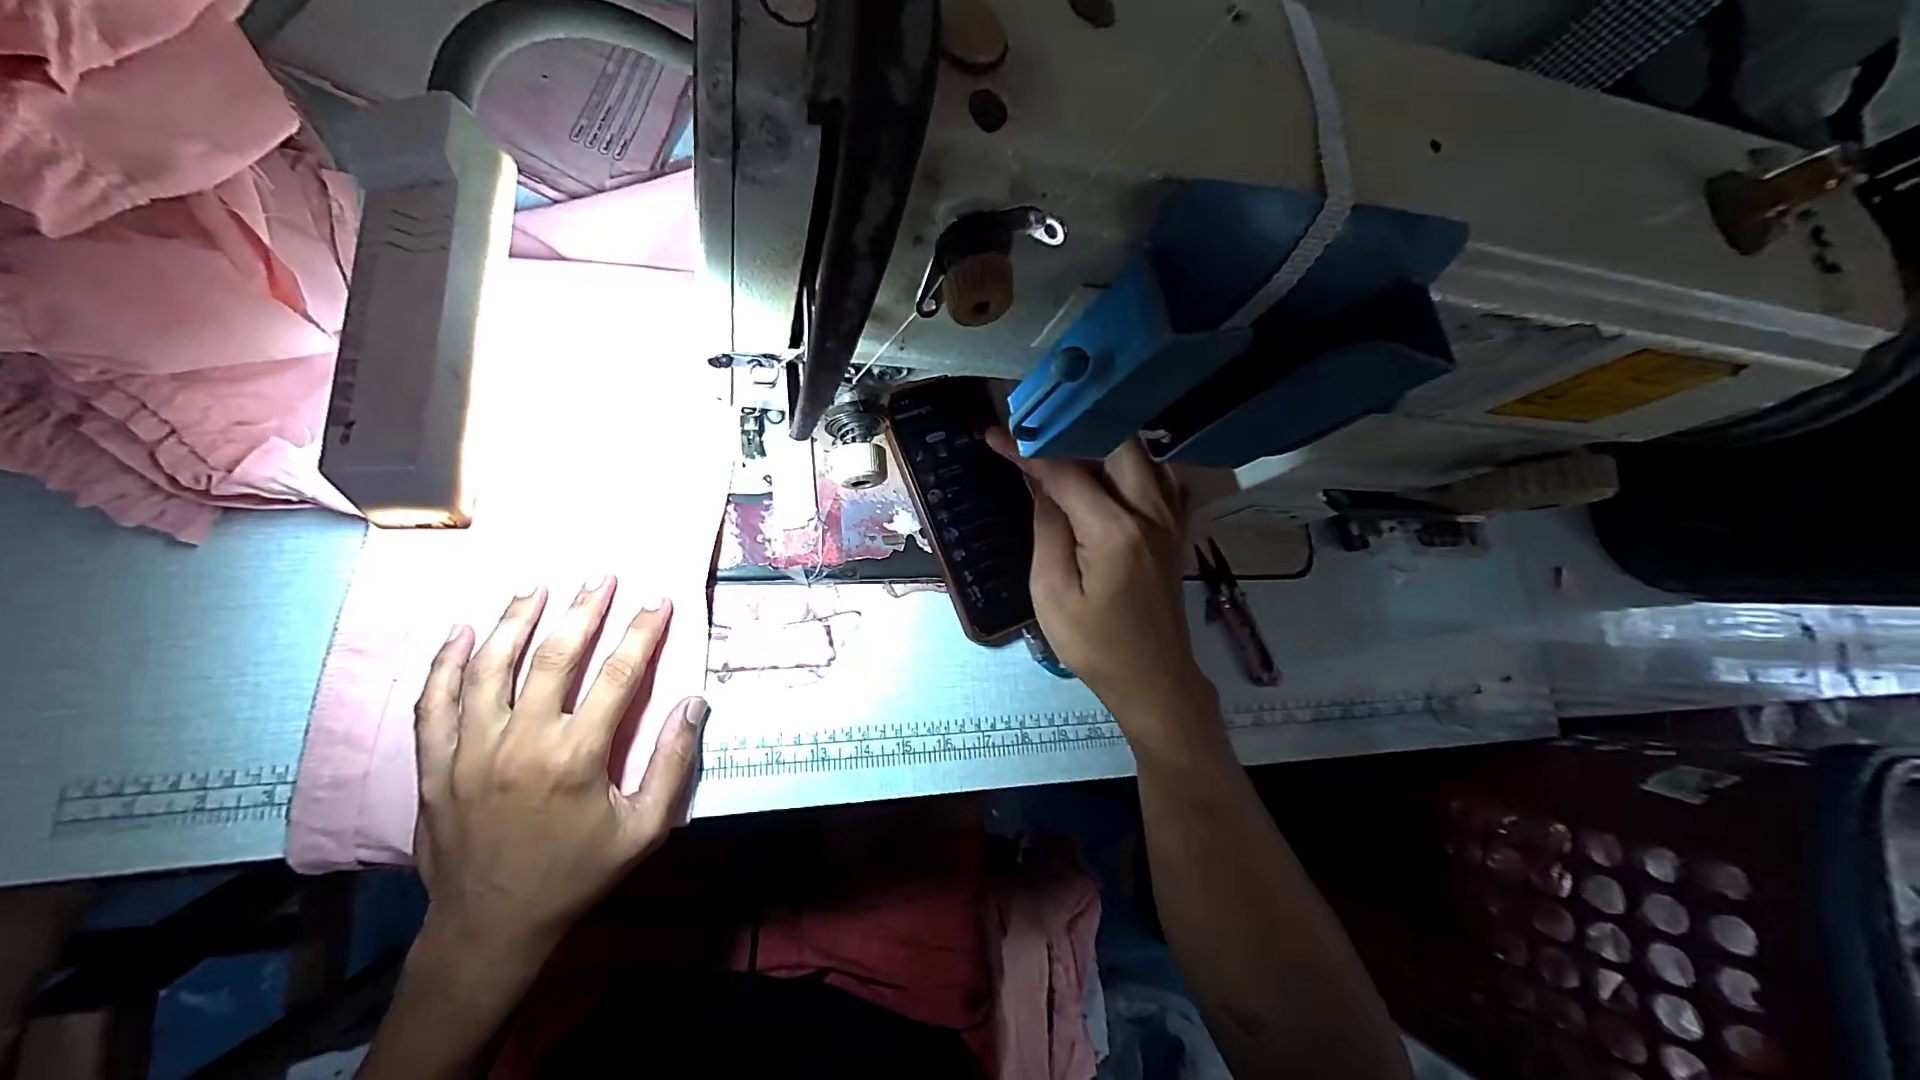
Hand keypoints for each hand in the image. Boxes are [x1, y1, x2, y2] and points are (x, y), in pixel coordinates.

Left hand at [411, 577, 707, 954]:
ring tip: (535, 588)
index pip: (619, 676)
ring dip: (514, 622)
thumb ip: (673, 764)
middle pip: (554, 658)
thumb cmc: (577, 874)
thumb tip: (693, 703)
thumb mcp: (645, 829)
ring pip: (489, 668)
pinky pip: (434, 702)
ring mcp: (470, 752)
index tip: (659, 600)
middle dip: (583, 611)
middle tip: (601, 577)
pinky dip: (444, 663)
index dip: (643, 632)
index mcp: (575, 757)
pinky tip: (459, 631)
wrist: (492, 926)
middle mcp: (521, 743)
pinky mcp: (435, 765)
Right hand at [986, 429, 1221, 750]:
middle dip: (1070, 432)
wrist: (1153, 678)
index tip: (996, 435)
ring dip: (1101, 443)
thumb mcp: (1052, 594)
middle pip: (1115, 444)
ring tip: (1062, 448)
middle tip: (1033, 435)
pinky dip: (1131, 462)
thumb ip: (1048, 529)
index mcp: (1116, 532)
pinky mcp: (1176, 528)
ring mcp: (1171, 518)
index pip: (1067, 473)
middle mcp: (1151, 512)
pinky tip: (1107, 471)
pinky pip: (1160, 475)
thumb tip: (1042, 485)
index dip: (1028, 451)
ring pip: (1142, 454)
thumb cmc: (1095, 646)